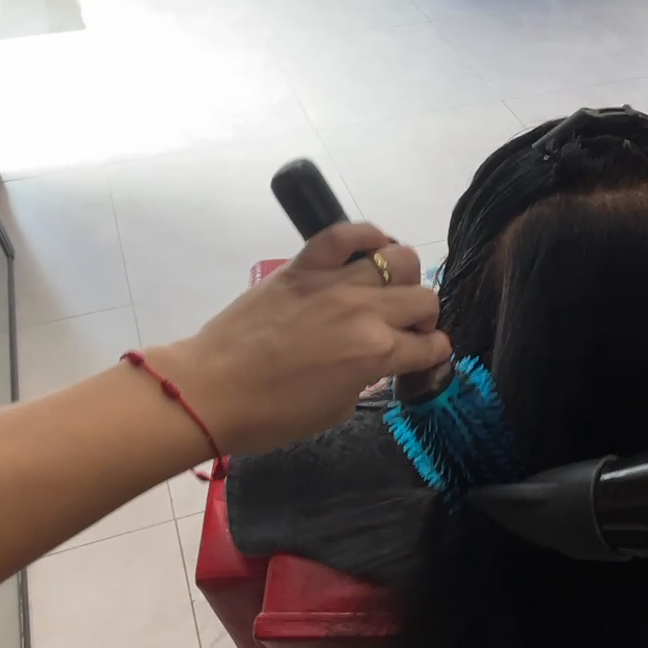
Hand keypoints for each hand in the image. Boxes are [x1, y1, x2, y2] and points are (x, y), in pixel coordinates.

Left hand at [146, 223, 450, 454]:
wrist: (212, 390)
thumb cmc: (273, 414)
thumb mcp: (337, 409)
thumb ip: (367, 377)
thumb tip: (375, 359)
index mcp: (377, 354)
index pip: (430, 345)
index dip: (434, 353)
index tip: (427, 354)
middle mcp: (366, 312)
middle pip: (425, 299)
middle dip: (425, 318)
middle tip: (406, 329)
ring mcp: (335, 282)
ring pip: (400, 258)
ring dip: (404, 279)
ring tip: (387, 291)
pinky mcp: (304, 265)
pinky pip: (346, 233)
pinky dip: (366, 236)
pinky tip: (368, 250)